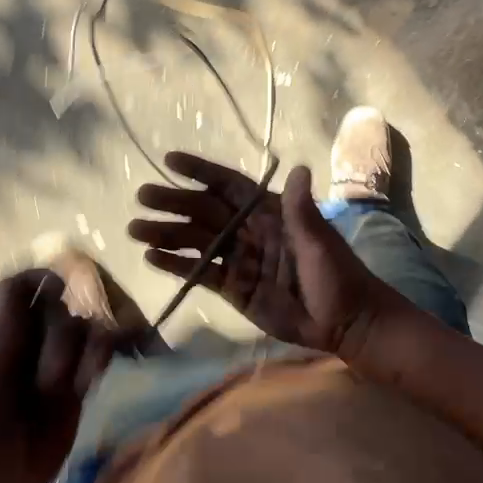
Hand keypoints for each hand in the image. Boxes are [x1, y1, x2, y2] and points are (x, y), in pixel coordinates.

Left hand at [0, 268, 113, 482]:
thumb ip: (5, 328)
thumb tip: (43, 285)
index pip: (13, 290)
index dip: (35, 281)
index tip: (57, 284)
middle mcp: (25, 341)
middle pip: (50, 306)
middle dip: (54, 325)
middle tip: (46, 356)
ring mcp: (53, 361)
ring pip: (77, 328)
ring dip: (69, 351)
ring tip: (54, 386)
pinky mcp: (79, 381)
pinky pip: (98, 352)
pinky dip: (95, 358)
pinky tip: (83, 381)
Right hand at [130, 152, 394, 356]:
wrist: (345, 322)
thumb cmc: (338, 275)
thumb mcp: (319, 240)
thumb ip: (302, 210)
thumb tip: (299, 168)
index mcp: (271, 212)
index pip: (230, 185)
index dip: (201, 172)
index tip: (171, 160)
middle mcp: (250, 230)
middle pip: (206, 211)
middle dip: (174, 202)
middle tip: (142, 195)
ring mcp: (240, 260)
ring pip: (198, 241)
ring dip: (168, 233)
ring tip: (136, 229)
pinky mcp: (234, 288)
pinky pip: (201, 273)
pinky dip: (177, 265)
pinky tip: (153, 258)